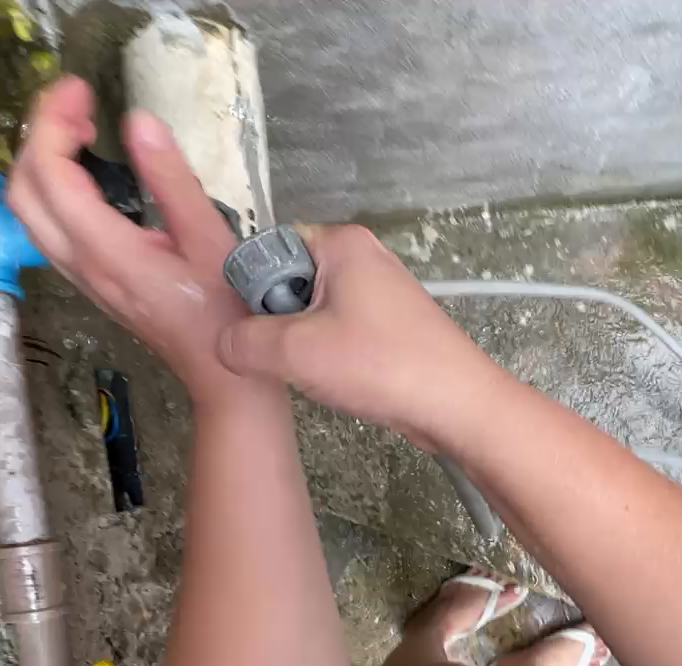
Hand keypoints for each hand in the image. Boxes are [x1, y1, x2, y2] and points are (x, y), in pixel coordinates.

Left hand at [7, 77, 256, 407]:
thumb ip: (172, 182)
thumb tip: (140, 122)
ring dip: (41, 164)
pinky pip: (49, 230)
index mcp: (108, 251)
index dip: (54, 121)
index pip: (50, 173)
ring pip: (29, 211)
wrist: (224, 374)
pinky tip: (90, 181)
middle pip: (23, 189)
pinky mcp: (95, 285)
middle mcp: (83, 265)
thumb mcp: (211, 243)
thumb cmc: (227, 315)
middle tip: (79, 109)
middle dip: (39, 136)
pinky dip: (53, 191)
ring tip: (81, 137)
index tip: (83, 92)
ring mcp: (85, 279)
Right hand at [216, 225, 501, 448]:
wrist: (458, 405)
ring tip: (316, 375)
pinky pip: (342, 334)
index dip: (252, 290)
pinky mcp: (393, 328)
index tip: (251, 329)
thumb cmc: (380, 366)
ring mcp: (383, 294)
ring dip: (305, 347)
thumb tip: (222, 344)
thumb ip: (244, 342)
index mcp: (341, 243)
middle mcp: (364, 258)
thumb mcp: (296, 351)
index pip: (269, 249)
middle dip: (279, 323)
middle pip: (291, 282)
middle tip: (284, 357)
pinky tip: (340, 383)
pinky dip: (333, 358)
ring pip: (316, 315)